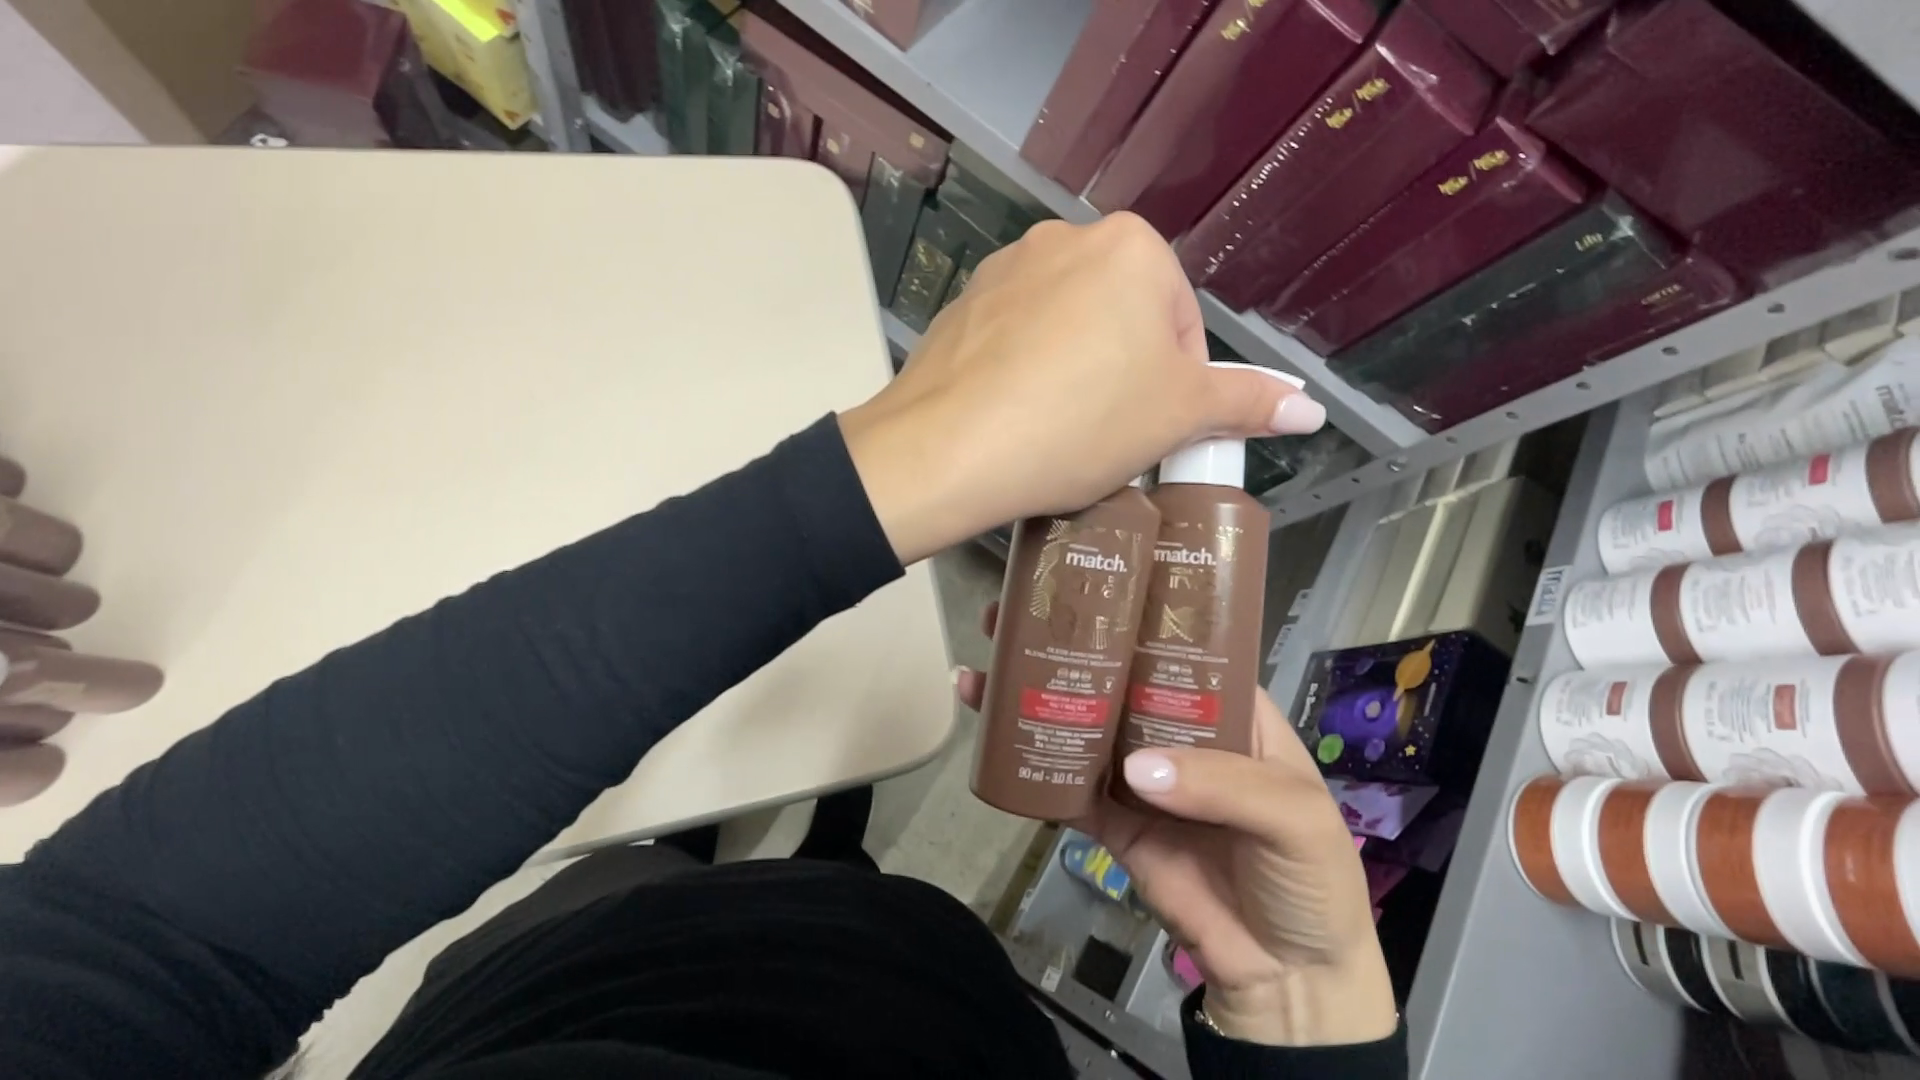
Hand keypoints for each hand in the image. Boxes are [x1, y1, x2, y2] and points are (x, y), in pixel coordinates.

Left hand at [840, 214, 1325, 563]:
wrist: (949, 449)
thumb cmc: (1081, 422)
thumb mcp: (1177, 416)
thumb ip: (1247, 404)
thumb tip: (1312, 409)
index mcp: (1131, 247)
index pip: (1181, 325)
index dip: (1176, 389)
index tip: (1151, 432)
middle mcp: (1064, 239)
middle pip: (1123, 322)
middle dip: (1126, 379)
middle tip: (1108, 438)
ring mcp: (1003, 270)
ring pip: (1067, 331)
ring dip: (1077, 376)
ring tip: (1059, 433)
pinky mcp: (960, 307)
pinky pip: (1015, 342)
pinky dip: (1026, 375)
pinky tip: (1017, 421)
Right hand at [957, 605, 1394, 1047]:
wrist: (1286, 977)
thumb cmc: (1310, 878)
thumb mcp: (1293, 818)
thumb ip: (1221, 784)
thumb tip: (1130, 767)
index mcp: (1231, 713)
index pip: (1181, 650)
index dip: (1138, 617)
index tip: (1088, 584)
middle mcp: (1179, 733)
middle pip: (1117, 679)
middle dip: (1069, 647)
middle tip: (1014, 614)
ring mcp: (1141, 778)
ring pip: (1082, 725)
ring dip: (1036, 695)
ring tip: (986, 664)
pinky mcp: (1112, 822)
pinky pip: (1067, 787)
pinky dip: (1030, 763)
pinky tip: (992, 732)